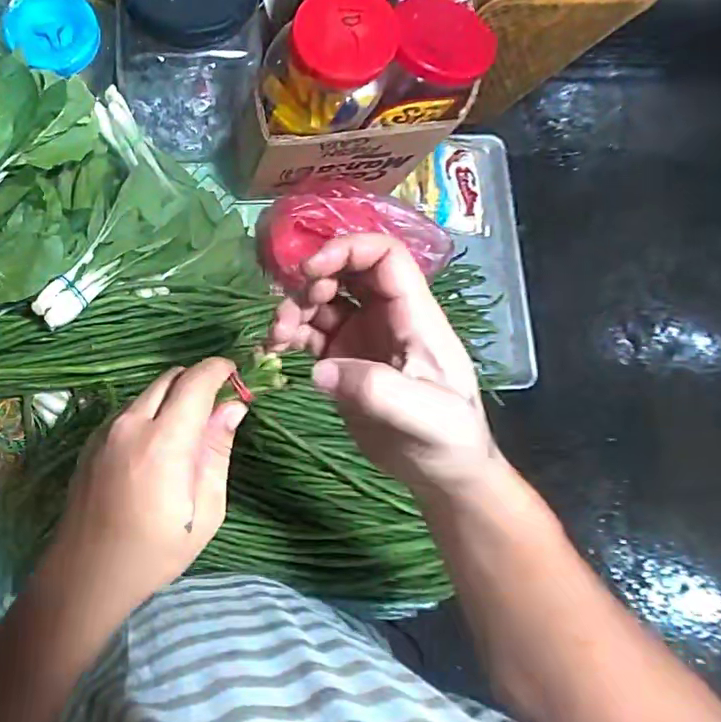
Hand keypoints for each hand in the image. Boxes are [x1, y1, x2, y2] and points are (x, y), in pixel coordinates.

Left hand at [48, 358, 246, 609]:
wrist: (86, 574)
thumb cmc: (155, 551)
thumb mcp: (205, 510)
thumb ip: (217, 451)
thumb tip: (233, 408)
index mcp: (163, 442)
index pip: (196, 381)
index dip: (219, 370)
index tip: (236, 375)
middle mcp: (130, 425)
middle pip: (170, 378)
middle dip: (198, 381)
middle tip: (218, 406)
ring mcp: (105, 431)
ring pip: (148, 393)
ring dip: (173, 398)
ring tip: (189, 433)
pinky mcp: (91, 441)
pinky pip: (129, 411)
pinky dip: (151, 413)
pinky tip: (158, 448)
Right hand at [265, 234, 499, 498]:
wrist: (441, 471)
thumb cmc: (447, 436)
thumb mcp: (423, 414)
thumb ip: (375, 388)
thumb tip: (319, 370)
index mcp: (413, 314)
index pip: (384, 256)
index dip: (347, 250)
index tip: (312, 271)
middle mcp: (386, 317)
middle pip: (347, 271)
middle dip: (313, 280)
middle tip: (290, 312)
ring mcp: (362, 337)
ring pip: (323, 301)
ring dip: (294, 308)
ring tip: (276, 336)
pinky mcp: (344, 361)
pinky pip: (311, 334)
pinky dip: (289, 334)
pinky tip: (273, 348)